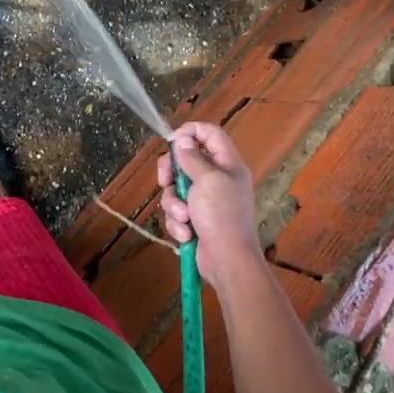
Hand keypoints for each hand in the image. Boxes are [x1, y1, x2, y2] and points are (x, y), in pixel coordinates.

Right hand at [157, 122, 264, 286]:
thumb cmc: (221, 215)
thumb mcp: (207, 180)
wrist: (227, 261)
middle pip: (185, 160)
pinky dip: (177, 221)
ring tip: (184, 217)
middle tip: (165, 181)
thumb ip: (192, 158)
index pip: (210, 134)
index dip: (191, 131)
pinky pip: (176, 210)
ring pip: (176, 188)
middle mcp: (217, 179)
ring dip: (174, 203)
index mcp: (227, 165)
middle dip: (171, 172)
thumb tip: (182, 140)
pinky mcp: (195, 219)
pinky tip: (186, 233)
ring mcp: (206, 201)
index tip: (171, 141)